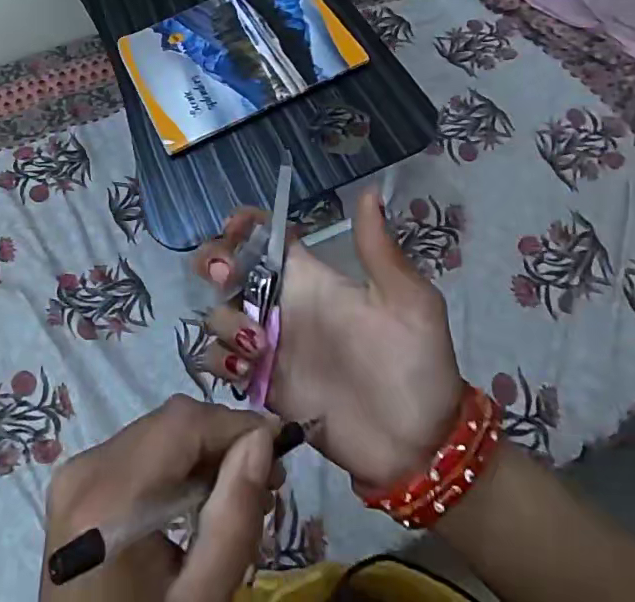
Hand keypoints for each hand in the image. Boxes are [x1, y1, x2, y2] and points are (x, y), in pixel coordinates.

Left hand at [41, 395, 282, 601]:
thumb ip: (234, 517)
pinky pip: (141, 450)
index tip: (283, 448)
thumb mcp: (200, 598)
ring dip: (205, 454)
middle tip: (268, 485)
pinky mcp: (78, 482)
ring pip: (160, 432)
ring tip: (238, 498)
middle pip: (172, 423)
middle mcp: (84, 468)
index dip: (238, 424)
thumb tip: (263, 438)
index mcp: (107, 497)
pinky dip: (178, 465)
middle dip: (225, 443)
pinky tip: (200, 501)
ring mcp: (76, 473)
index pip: (185, 423)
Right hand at [193, 190, 462, 490]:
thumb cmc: (417, 363)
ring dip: (225, 321)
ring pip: (220, 315)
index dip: (245, 224)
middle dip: (215, 262)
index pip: (268, 238)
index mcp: (313, 279)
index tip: (235, 226)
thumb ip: (380, 251)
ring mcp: (269, 347)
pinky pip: (221, 364)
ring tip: (257, 345)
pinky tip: (247, 370)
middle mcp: (283, 306)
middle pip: (230, 270)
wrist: (418, 444)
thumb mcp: (409, 301)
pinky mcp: (262, 386)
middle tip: (224, 276)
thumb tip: (370, 192)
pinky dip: (221, 361)